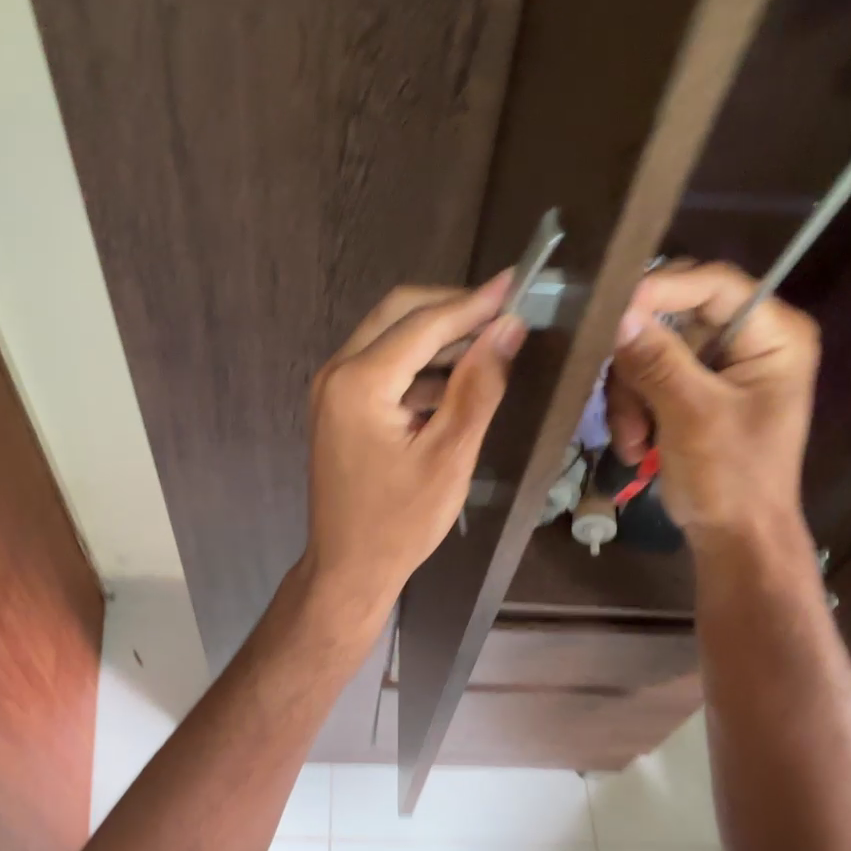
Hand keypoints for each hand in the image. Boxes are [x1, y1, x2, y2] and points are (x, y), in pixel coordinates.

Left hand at [305, 271, 525, 598]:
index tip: (517, 282)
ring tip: (492, 346)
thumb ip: (478, 387)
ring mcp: (333, 388)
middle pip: (399, 313)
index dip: (474, 302)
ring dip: (438, 337)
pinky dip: (420, 365)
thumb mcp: (449, 457)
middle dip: (453, 309)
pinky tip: (458, 382)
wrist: (349, 568)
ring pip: (390, 336)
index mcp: (359, 382)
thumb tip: (508, 327)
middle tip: (505, 314)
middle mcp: (337, 372)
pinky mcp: (340, 405)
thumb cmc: (400, 523)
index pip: (424, 322)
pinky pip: (383, 366)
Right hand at [605, 262, 818, 544]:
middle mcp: (748, 339)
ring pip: (650, 350)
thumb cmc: (731, 480)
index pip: (714, 284)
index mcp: (773, 334)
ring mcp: (718, 365)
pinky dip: (634, 412)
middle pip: (673, 317)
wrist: (736, 540)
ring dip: (630, 398)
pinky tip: (637, 447)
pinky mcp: (693, 390)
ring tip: (633, 442)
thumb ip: (657, 361)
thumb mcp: (692, 416)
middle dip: (638, 363)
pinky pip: (647, 379)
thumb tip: (617, 313)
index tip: (610, 313)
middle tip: (620, 397)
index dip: (660, 291)